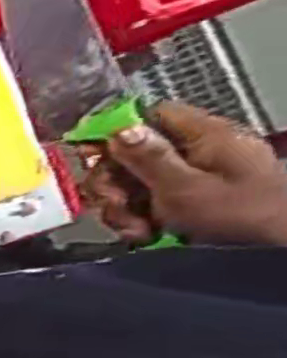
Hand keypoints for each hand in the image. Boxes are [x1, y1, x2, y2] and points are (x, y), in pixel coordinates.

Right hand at [81, 102, 286, 245]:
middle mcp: (192, 151)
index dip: (115, 131)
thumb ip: (150, 158)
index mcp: (203, 136)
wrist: (277, 241)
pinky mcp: (179, 197)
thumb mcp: (185, 186)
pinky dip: (131, 219)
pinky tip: (143, 233)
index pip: (152, 115)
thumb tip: (122, 130)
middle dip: (109, 183)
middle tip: (114, 204)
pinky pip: (138, 202)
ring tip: (135, 227)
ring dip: (117, 208)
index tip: (89, 154)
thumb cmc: (237, 212)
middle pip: (127, 155)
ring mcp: (185, 176)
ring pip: (126, 183)